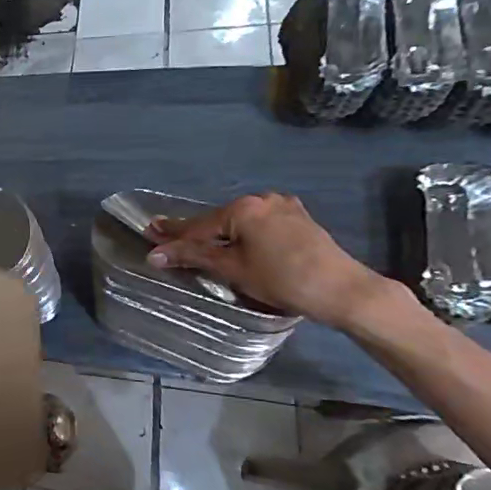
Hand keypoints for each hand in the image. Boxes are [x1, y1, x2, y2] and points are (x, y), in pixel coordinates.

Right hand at [146, 192, 398, 328]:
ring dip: (222, 234)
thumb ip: (194, 257)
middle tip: (171, 241)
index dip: (173, 233)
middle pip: (220, 220)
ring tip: (203, 247)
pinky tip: (240, 245)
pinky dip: (245, 235)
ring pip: (242, 222)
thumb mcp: (233, 269)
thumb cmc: (282, 280)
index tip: (149, 231)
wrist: (341, 290)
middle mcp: (264, 199)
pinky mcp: (300, 219)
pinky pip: (261, 225)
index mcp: (244, 207)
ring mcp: (285, 207)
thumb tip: (155, 254)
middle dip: (198, 233)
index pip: (199, 224)